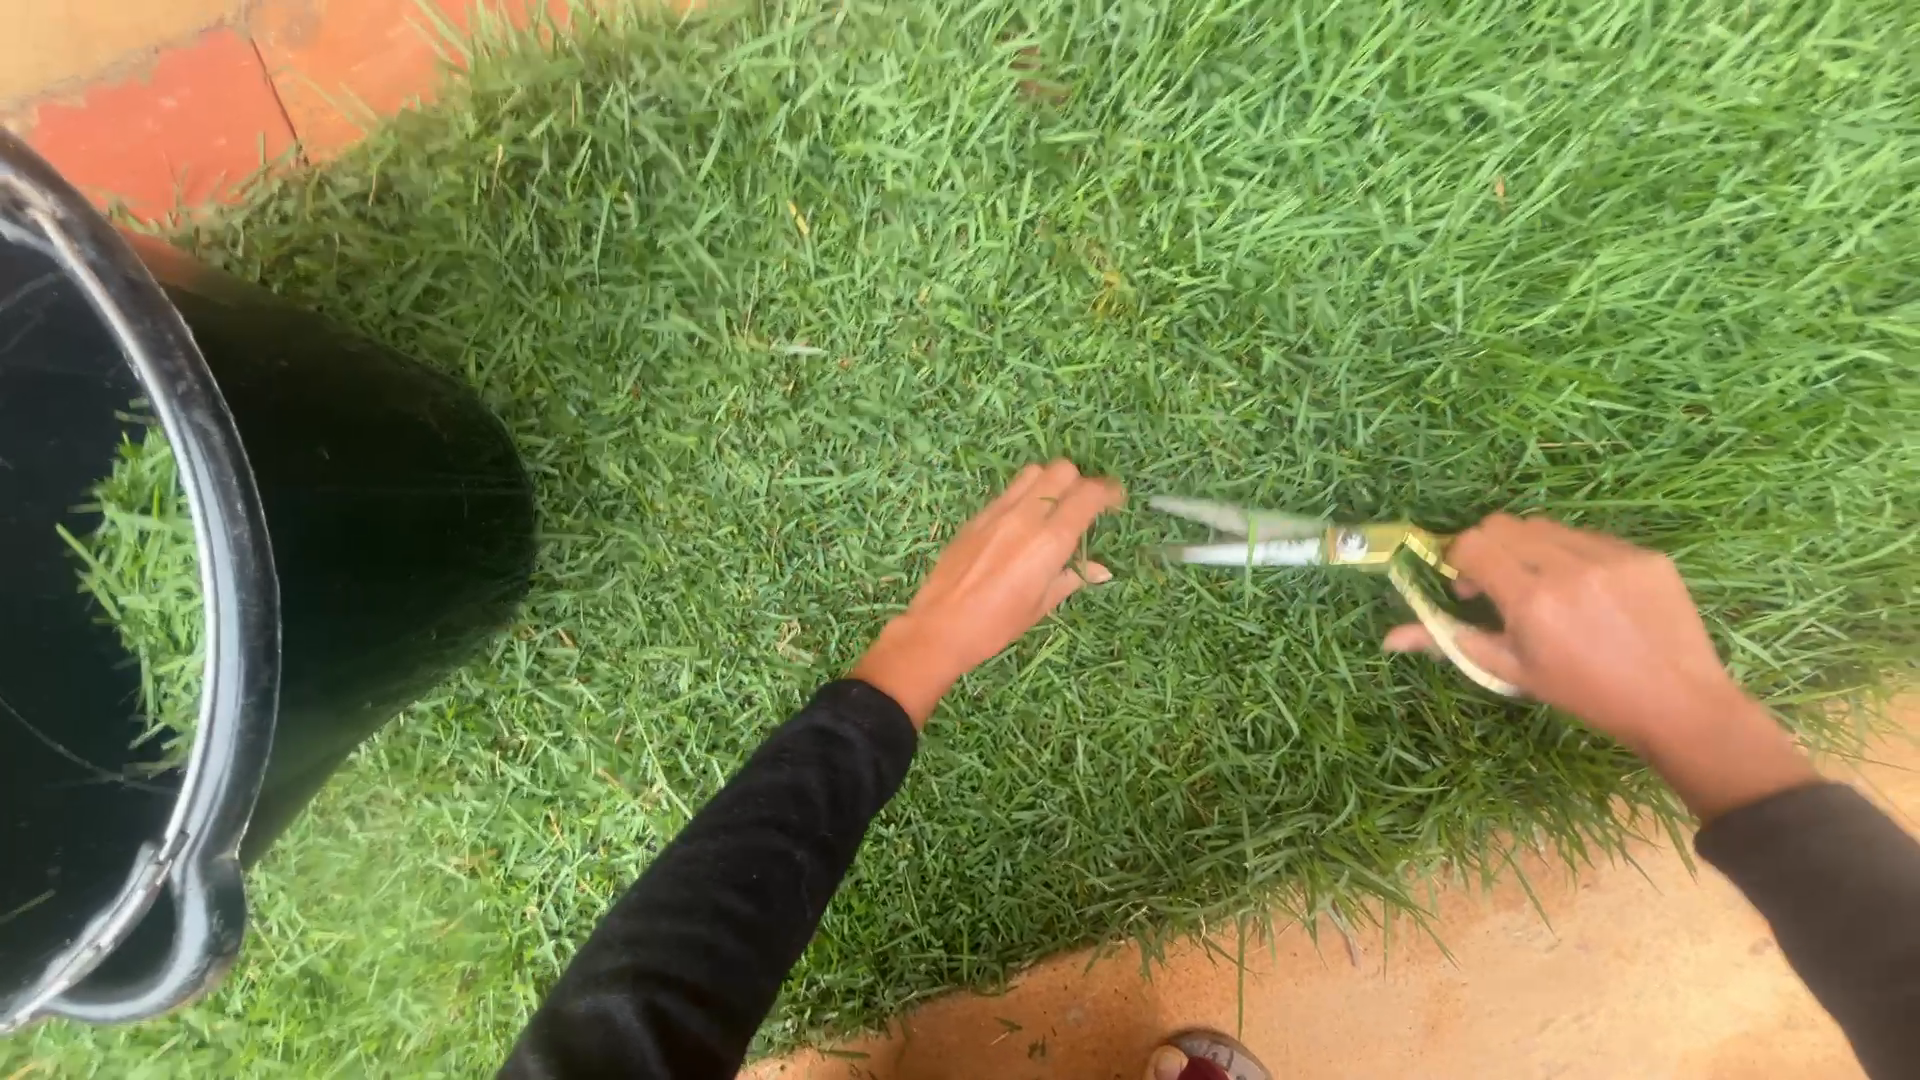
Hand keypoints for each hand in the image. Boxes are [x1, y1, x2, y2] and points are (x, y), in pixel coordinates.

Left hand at [851, 461, 1123, 726]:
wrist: (940, 627)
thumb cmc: (997, 624)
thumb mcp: (1041, 604)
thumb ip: (1072, 577)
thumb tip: (1101, 570)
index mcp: (1049, 541)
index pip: (1087, 495)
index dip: (1108, 492)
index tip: (1116, 500)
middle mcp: (1025, 517)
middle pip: (1061, 471)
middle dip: (1080, 481)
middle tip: (1084, 505)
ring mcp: (997, 512)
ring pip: (1033, 473)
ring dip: (1050, 481)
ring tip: (1053, 507)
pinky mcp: (976, 516)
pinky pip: (1008, 491)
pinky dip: (1025, 495)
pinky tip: (1023, 521)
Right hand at [1384, 513, 1817, 819]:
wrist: (1678, 703)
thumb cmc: (1581, 691)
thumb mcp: (1508, 669)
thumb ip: (1446, 641)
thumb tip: (1387, 639)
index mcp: (1531, 599)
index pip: (1472, 544)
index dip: (1457, 559)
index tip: (1465, 585)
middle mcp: (1568, 568)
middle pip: (1501, 525)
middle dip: (1486, 549)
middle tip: (1495, 584)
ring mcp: (1611, 557)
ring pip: (1541, 526)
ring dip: (1525, 548)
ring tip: (1539, 584)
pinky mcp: (1644, 555)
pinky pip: (1585, 536)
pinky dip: (1568, 554)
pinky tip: (1582, 589)